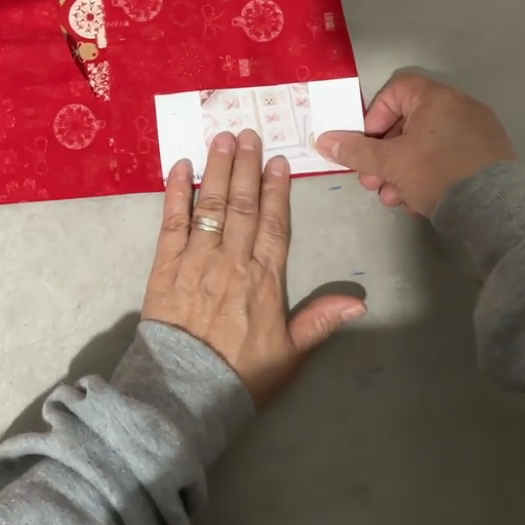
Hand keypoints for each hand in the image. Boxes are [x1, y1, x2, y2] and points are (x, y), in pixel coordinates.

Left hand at [144, 130, 366, 407]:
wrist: (185, 391)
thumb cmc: (241, 374)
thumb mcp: (290, 355)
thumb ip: (320, 322)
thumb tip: (359, 302)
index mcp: (264, 279)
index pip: (274, 224)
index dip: (277, 190)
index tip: (278, 162)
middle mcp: (232, 259)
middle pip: (243, 204)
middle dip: (247, 166)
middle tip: (249, 133)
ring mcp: (196, 258)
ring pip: (211, 204)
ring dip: (217, 169)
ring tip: (222, 139)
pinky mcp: (165, 263)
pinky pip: (172, 220)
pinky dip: (176, 192)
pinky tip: (179, 167)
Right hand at [314, 72, 515, 216]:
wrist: (496, 212)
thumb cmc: (437, 174)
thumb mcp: (389, 163)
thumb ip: (355, 151)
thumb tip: (323, 142)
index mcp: (436, 98)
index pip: (395, 91)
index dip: (374, 117)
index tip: (367, 145)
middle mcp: (460, 107)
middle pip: (408, 123)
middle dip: (383, 155)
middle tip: (372, 181)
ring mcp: (477, 132)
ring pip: (426, 145)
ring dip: (401, 170)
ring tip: (393, 198)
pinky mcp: (489, 156)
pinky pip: (447, 157)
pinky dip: (428, 174)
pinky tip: (418, 201)